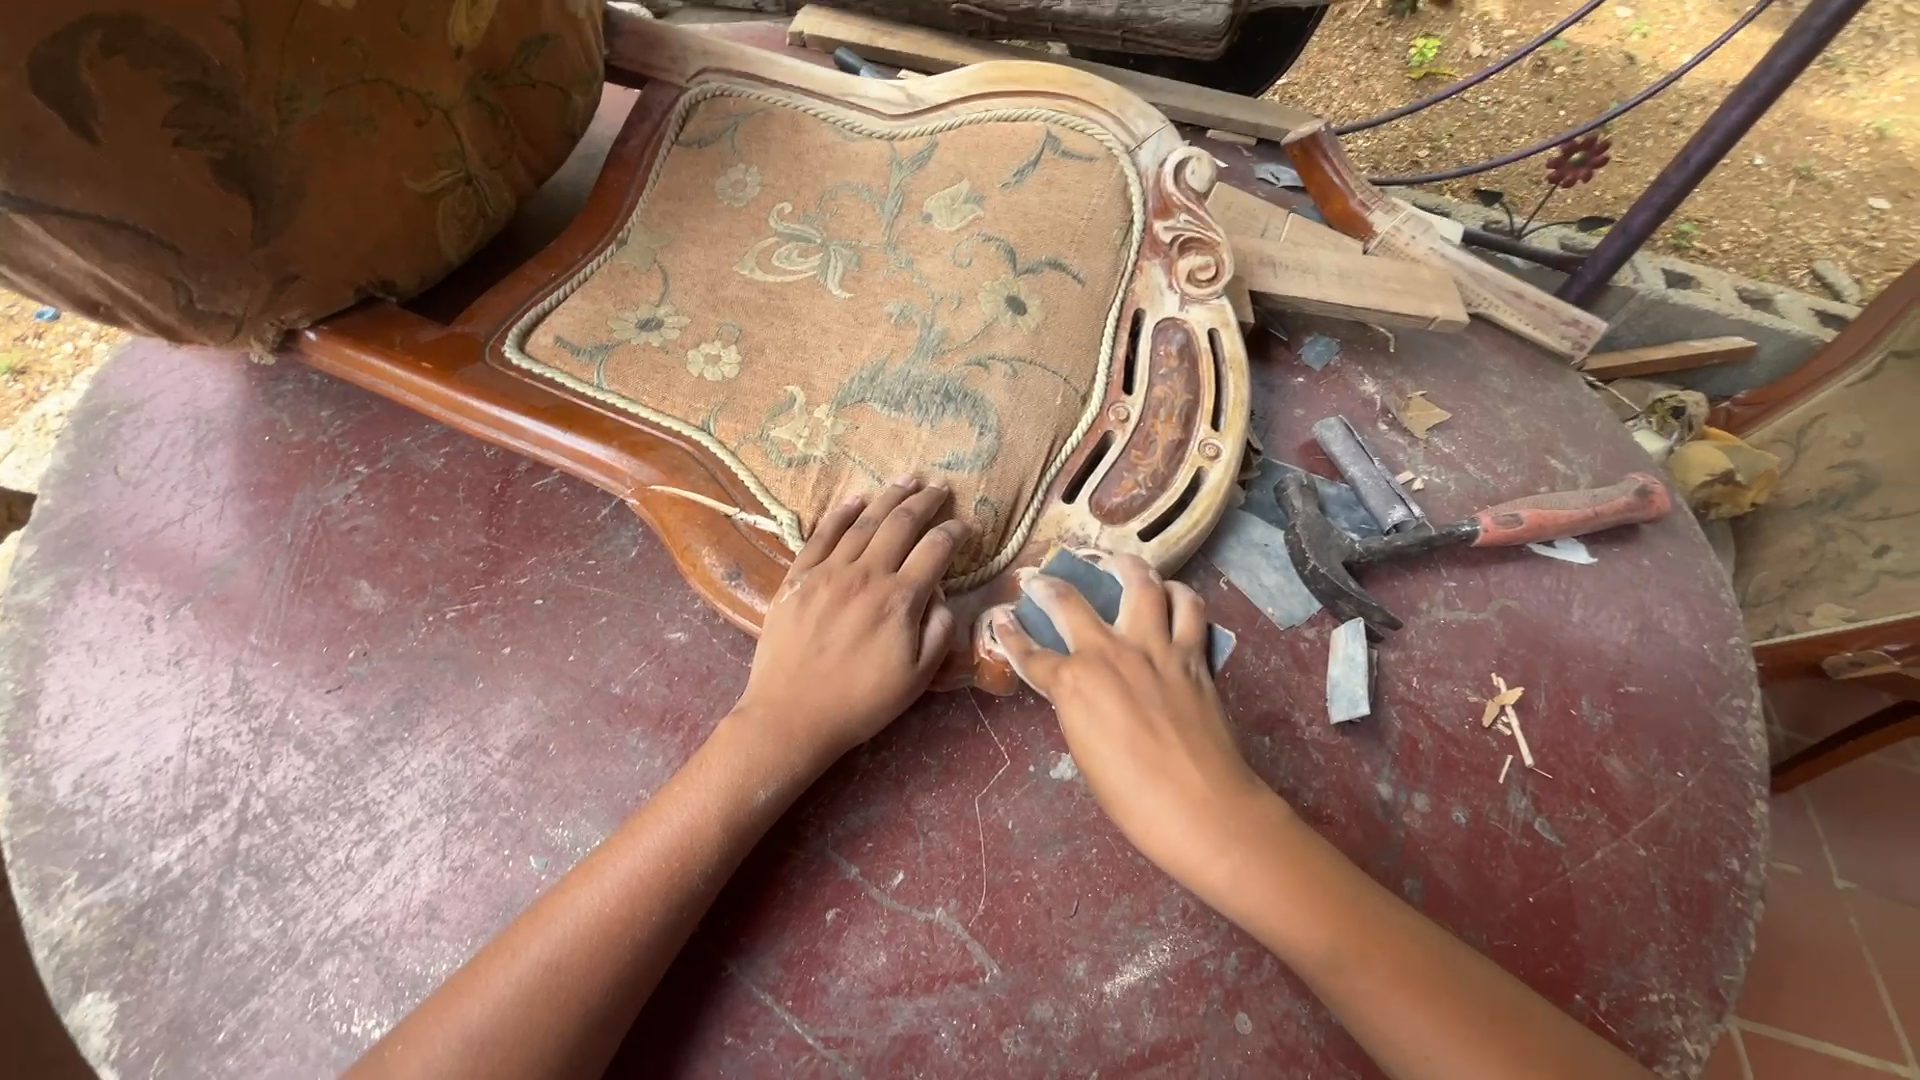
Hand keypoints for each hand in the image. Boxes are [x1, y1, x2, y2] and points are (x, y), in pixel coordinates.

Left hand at [734, 476, 971, 761]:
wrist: (792, 715)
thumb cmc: (861, 702)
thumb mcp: (918, 678)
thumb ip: (939, 631)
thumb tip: (943, 595)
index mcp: (900, 600)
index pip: (936, 550)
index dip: (954, 532)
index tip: (964, 525)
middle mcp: (867, 575)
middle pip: (901, 523)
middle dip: (925, 501)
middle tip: (939, 487)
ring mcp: (828, 572)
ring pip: (864, 521)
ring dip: (889, 497)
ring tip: (907, 480)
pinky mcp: (798, 577)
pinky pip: (822, 534)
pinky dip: (841, 513)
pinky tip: (855, 499)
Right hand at [989, 555, 1278, 887]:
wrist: (1200, 806)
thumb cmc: (1132, 797)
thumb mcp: (1084, 750)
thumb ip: (1076, 707)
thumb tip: (1078, 689)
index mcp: (1073, 684)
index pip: (1030, 654)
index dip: (1010, 636)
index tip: (1000, 619)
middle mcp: (1109, 653)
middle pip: (1071, 602)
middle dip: (1049, 585)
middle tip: (1043, 578)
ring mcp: (1154, 648)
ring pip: (1141, 584)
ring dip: (1125, 567)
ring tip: (1119, 562)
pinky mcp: (1192, 654)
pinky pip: (1189, 608)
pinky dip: (1179, 595)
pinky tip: (1173, 594)